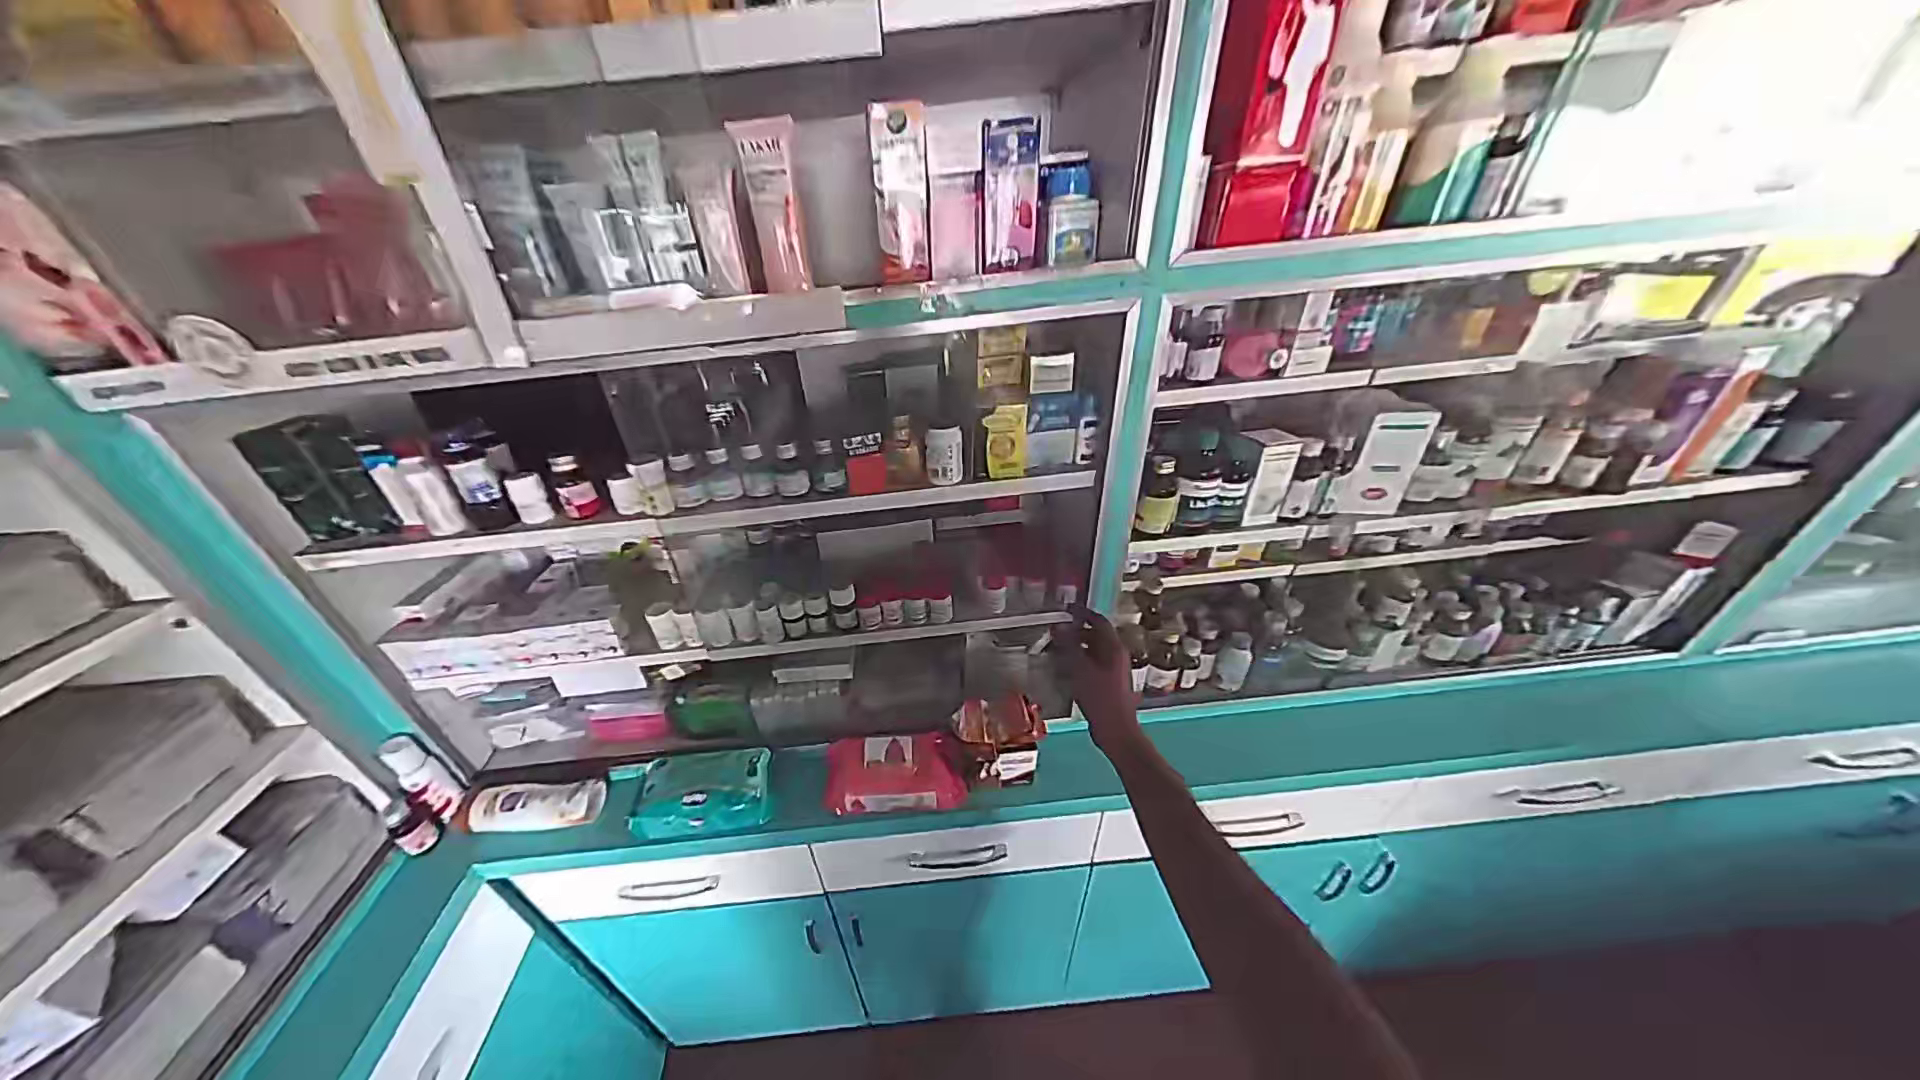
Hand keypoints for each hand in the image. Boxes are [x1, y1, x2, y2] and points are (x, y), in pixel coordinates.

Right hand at [1057, 605, 1141, 753]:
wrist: (1115, 730)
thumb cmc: (1101, 698)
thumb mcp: (1081, 669)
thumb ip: (1069, 646)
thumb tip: (1059, 627)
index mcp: (1114, 648)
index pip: (1098, 621)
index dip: (1082, 612)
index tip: (1066, 608)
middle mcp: (1115, 656)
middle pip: (1095, 635)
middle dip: (1075, 631)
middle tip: (1056, 630)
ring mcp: (1112, 670)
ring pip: (1092, 651)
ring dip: (1074, 647)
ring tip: (1055, 648)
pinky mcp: (1106, 684)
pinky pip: (1090, 665)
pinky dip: (1077, 662)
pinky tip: (1062, 669)